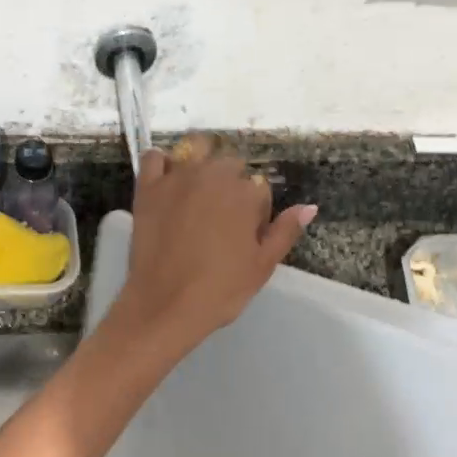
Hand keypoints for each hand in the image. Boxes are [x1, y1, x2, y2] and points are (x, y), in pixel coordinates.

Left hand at [109, 136, 315, 351]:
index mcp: (246, 194)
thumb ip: (285, 232)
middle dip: (228, 186)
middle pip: (229, 166)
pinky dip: (161, 165)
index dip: (254, 213)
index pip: (259, 189)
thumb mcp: (262, 267)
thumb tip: (309, 207)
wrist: (166, 306)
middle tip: (219, 222)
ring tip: (196, 194)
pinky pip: (153, 158)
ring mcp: (177, 179)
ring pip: (195, 151)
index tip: (243, 237)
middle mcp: (213, 176)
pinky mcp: (148, 189)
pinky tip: (165, 184)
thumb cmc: (219, 291)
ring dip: (200, 163)